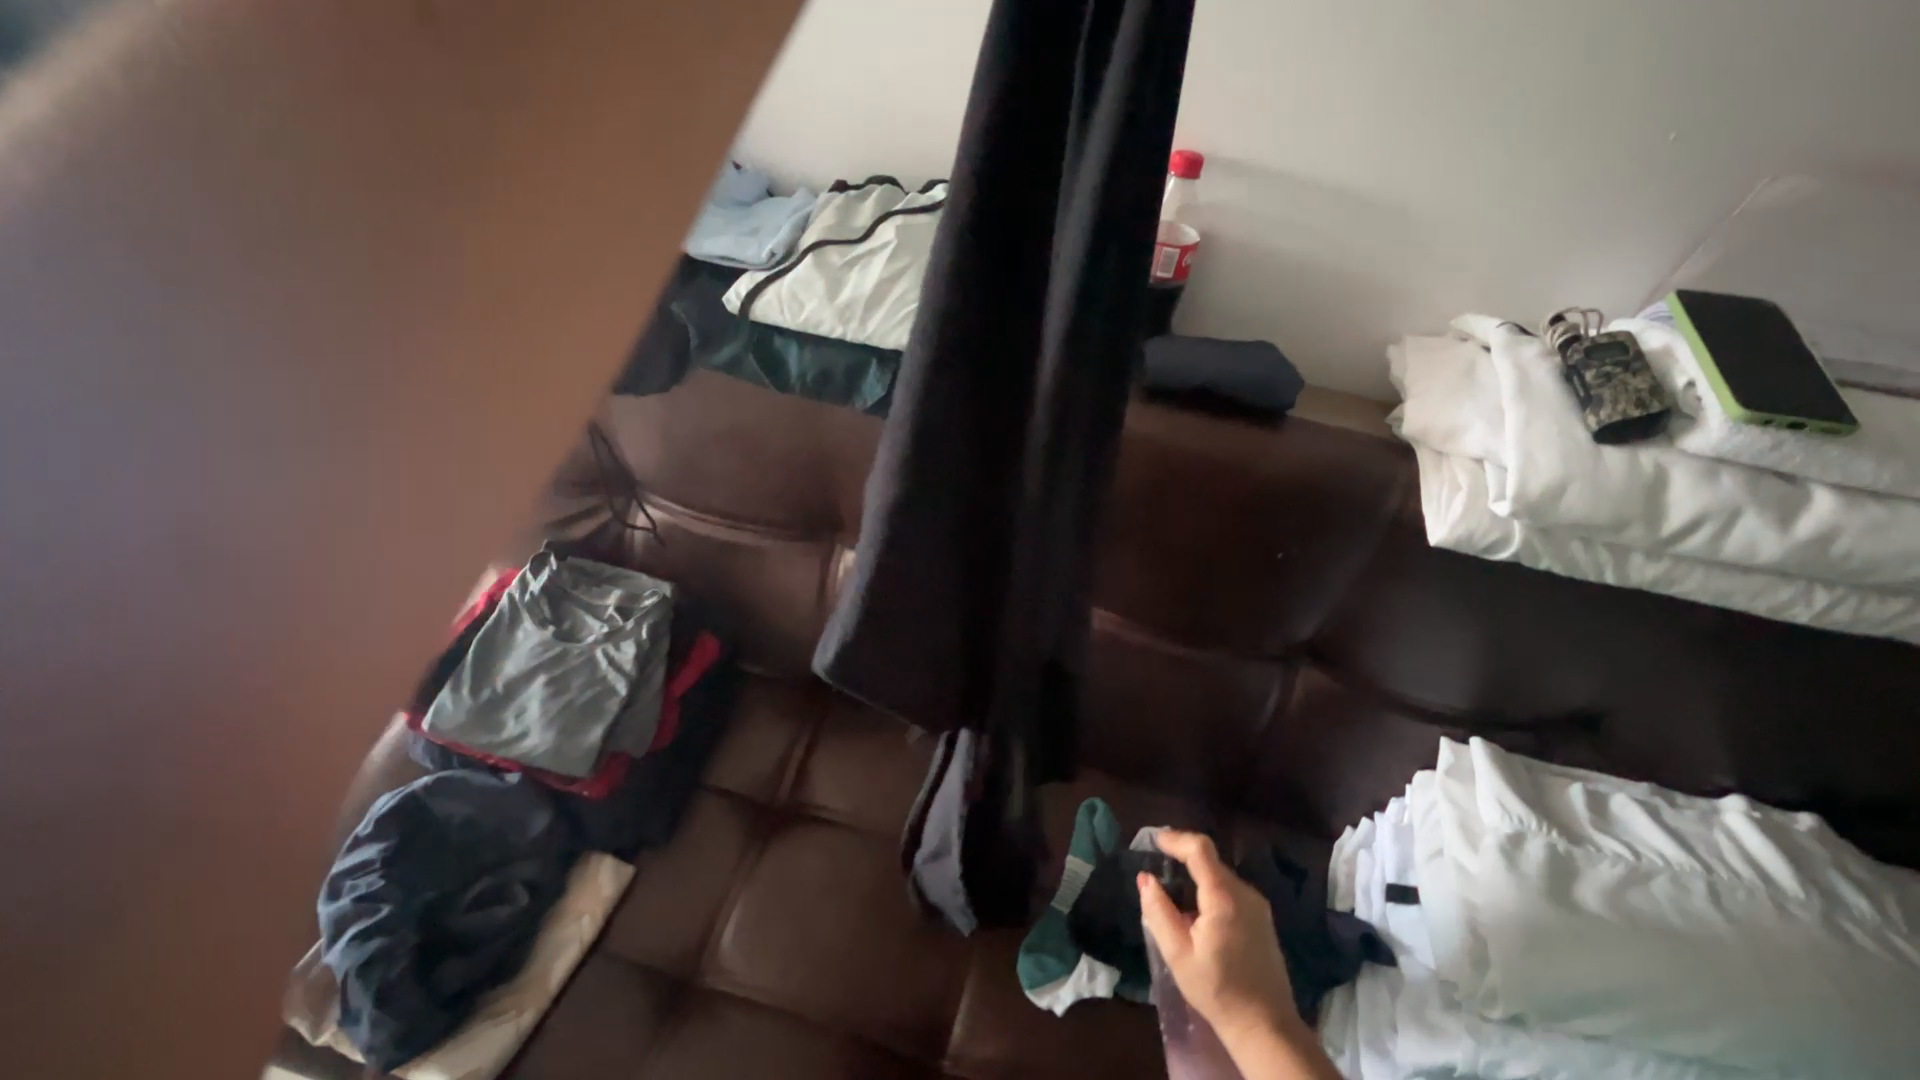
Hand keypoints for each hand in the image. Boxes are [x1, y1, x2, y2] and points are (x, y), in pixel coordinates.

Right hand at [1137, 830, 1295, 1041]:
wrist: (1265, 1025)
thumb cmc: (1217, 991)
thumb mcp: (1177, 954)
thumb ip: (1158, 911)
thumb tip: (1145, 878)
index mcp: (1224, 898)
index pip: (1200, 850)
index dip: (1176, 839)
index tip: (1154, 840)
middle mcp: (1246, 894)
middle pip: (1210, 862)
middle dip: (1183, 859)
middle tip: (1156, 869)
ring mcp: (1258, 906)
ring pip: (1220, 877)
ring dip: (1196, 877)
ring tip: (1172, 896)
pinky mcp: (1262, 919)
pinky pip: (1231, 892)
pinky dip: (1210, 892)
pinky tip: (1196, 916)